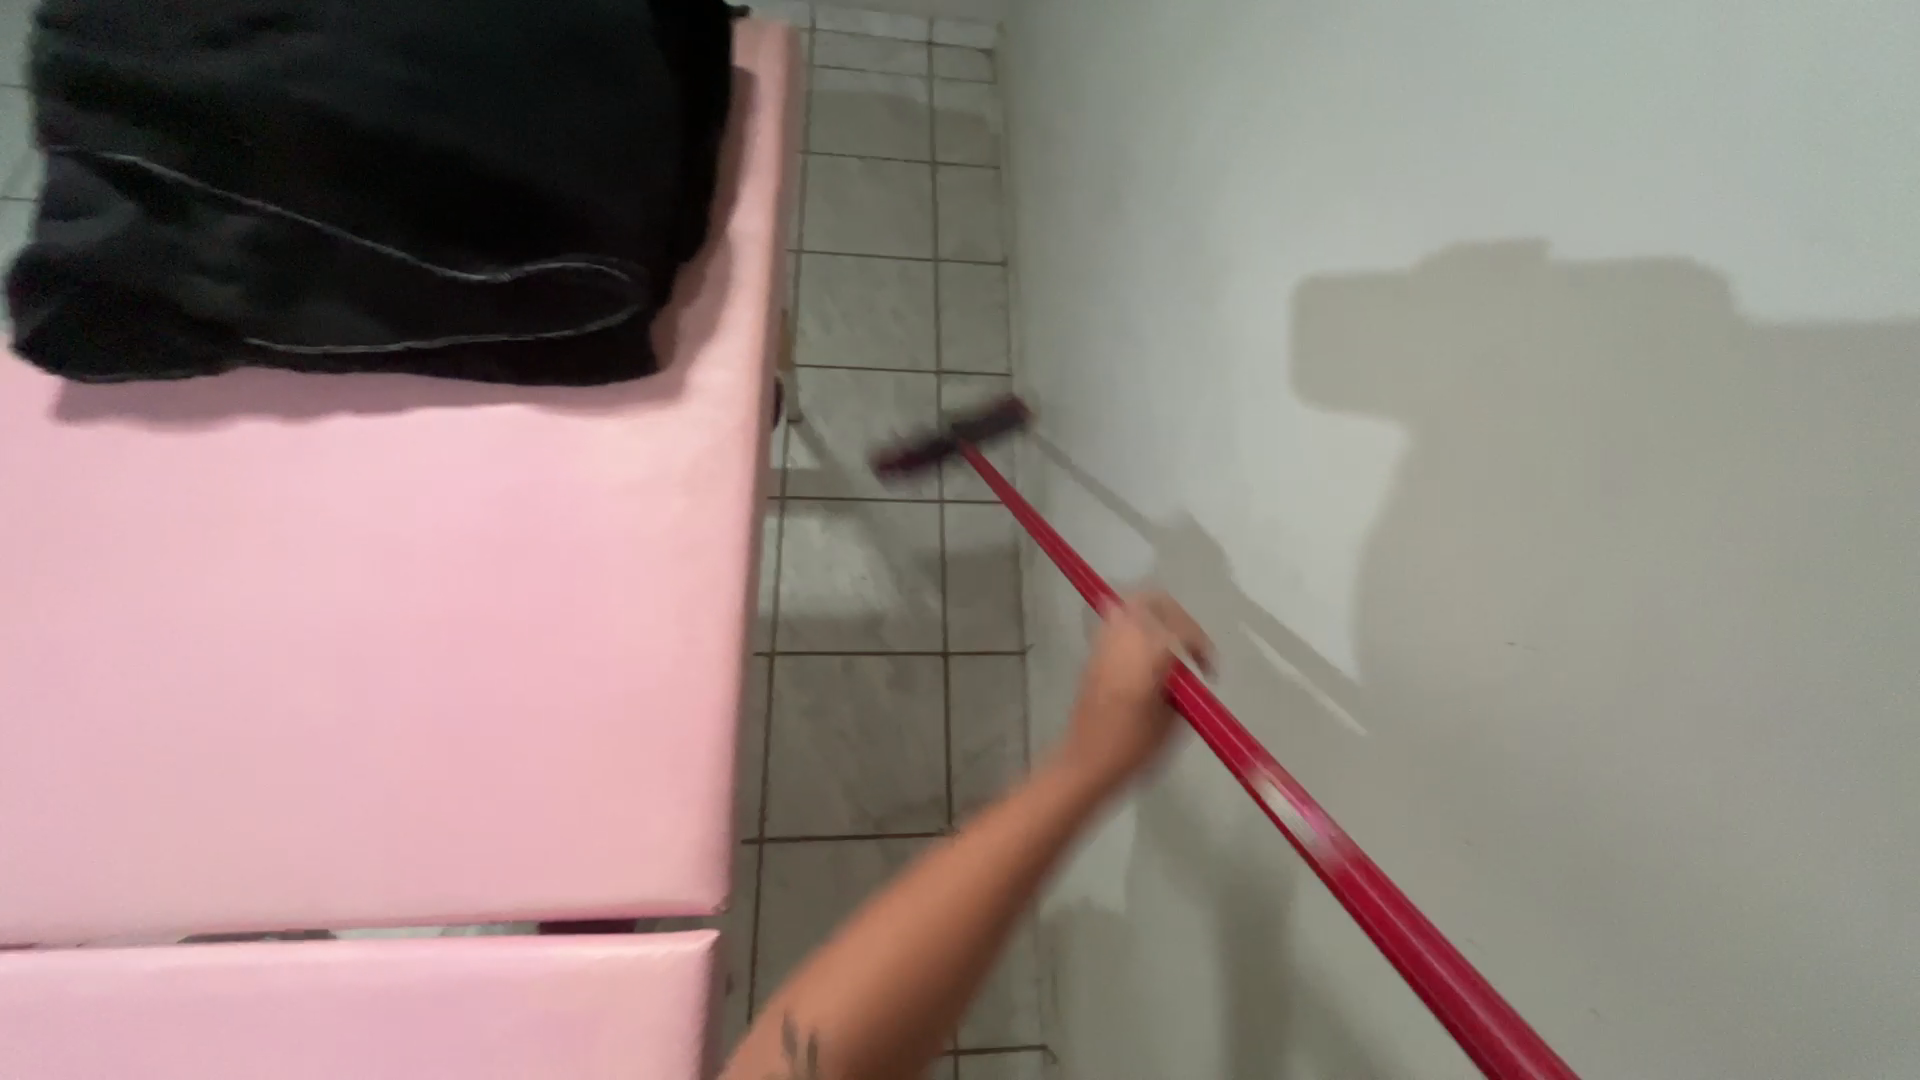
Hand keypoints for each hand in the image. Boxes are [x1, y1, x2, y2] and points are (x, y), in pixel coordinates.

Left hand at [1059, 591, 1212, 788]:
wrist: (1084, 763)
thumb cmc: (1132, 750)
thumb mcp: (1171, 723)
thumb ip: (1182, 688)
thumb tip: (1187, 674)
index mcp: (1147, 658)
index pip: (1179, 630)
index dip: (1200, 643)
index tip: (1208, 669)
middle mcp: (1122, 642)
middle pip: (1149, 601)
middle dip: (1175, 614)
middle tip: (1189, 641)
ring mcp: (1103, 646)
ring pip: (1127, 607)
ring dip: (1152, 617)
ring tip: (1167, 645)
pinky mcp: (1091, 655)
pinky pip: (1113, 624)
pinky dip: (1132, 627)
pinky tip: (1144, 652)